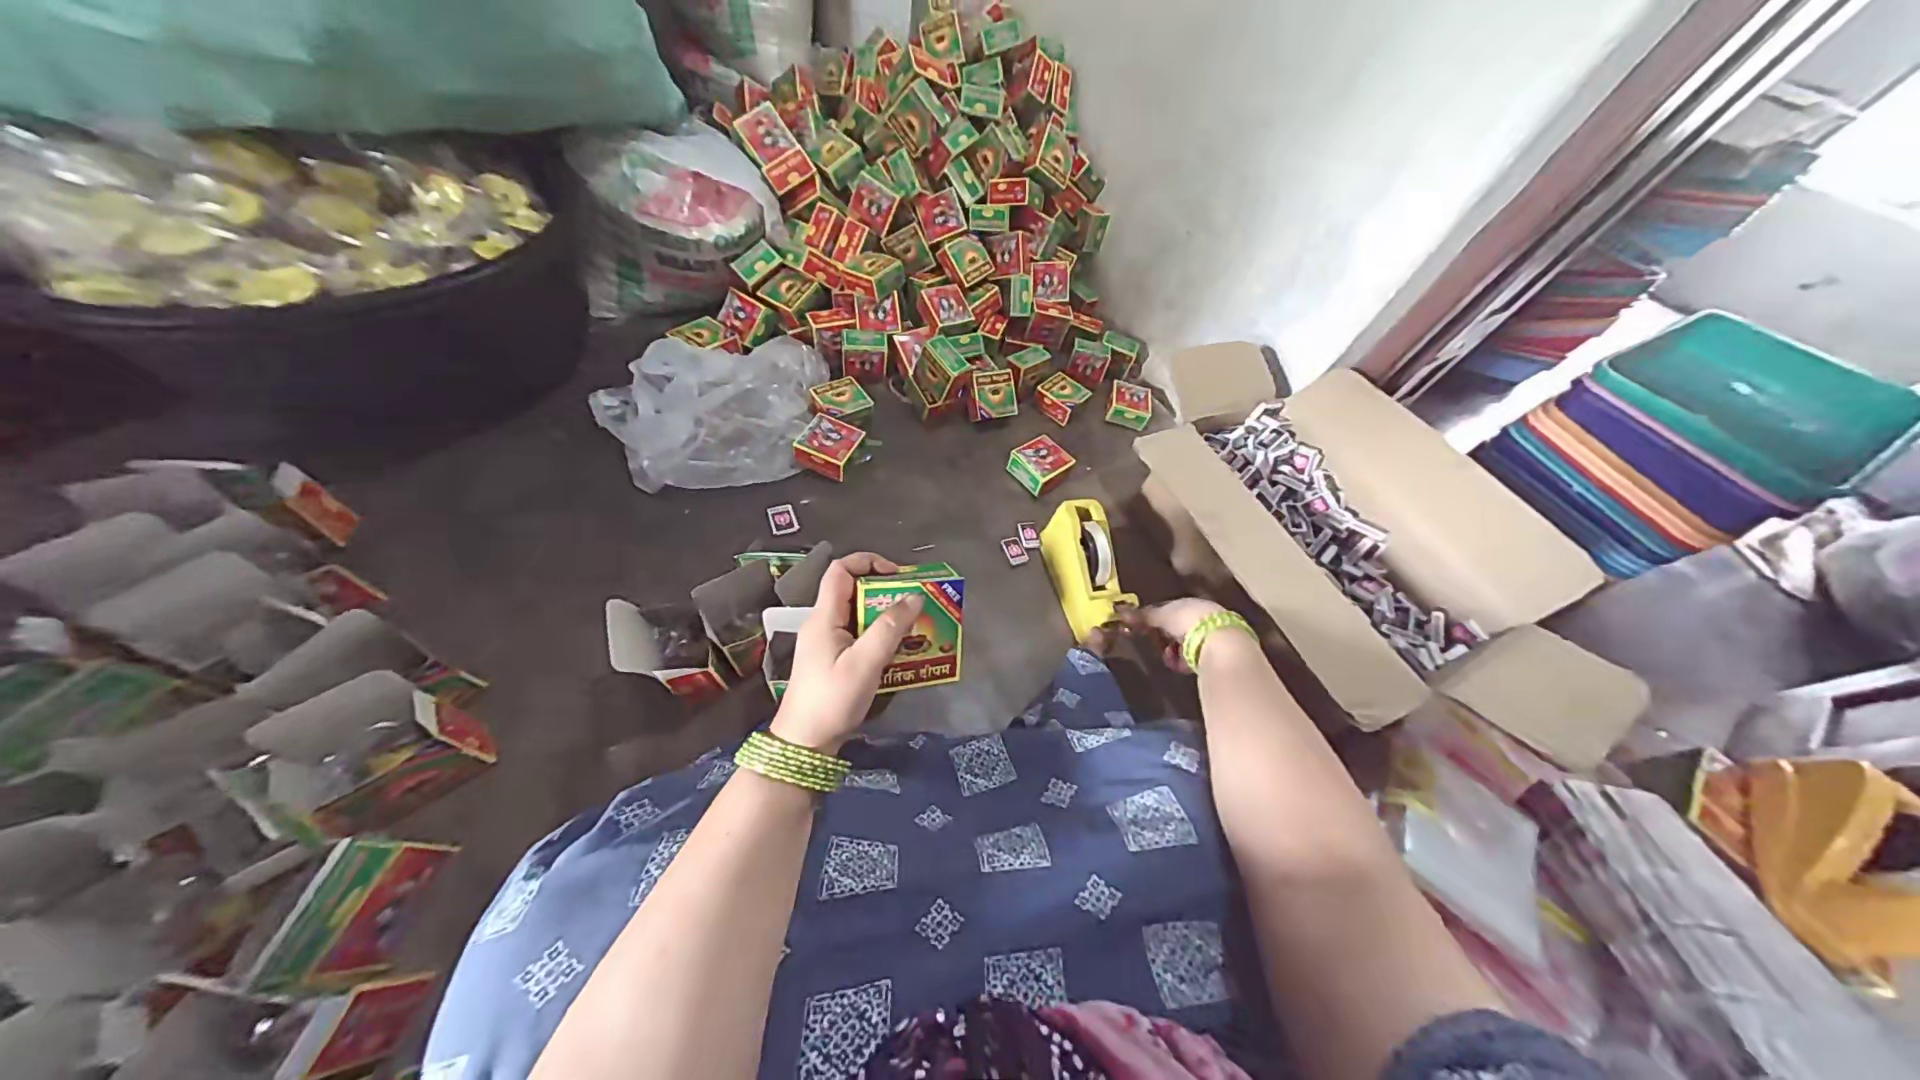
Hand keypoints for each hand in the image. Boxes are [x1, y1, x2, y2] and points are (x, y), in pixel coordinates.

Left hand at [769, 553, 922, 751]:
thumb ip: (890, 628)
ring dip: (887, 617)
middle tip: (915, 603)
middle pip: (854, 591)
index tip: (899, 575)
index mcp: (824, 617)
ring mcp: (827, 642)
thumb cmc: (832, 699)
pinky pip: (859, 636)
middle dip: (886, 593)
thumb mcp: (865, 663)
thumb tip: (915, 597)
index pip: (841, 570)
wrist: (805, 743)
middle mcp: (823, 623)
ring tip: (915, 627)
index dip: (869, 562)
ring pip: (859, 615)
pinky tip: (900, 651)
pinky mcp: (833, 659)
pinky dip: (880, 637)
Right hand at [1099, 597, 1226, 672]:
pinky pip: (1191, 658)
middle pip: (1176, 627)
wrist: (1219, 643)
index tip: (1141, 627)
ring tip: (1166, 656)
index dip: (1154, 618)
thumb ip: (1143, 615)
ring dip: (1171, 651)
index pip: (1168, 609)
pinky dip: (1182, 661)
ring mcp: (1210, 635)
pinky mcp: (1214, 654)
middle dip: (1163, 637)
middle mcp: (1202, 615)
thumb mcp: (1162, 615)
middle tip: (1152, 643)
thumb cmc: (1188, 621)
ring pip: (1182, 644)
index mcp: (1191, 602)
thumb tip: (1120, 612)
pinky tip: (1178, 665)